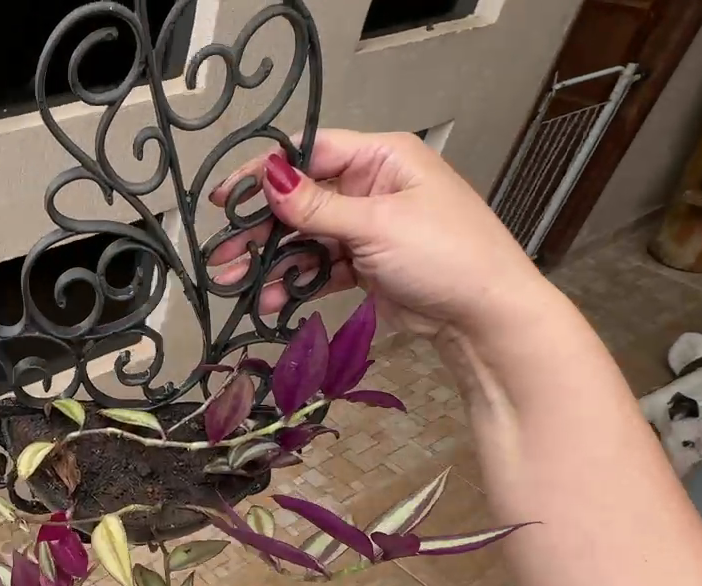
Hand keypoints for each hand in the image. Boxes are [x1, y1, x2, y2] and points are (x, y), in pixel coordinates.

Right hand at [207, 129, 554, 341]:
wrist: (481, 315)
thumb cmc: (444, 254)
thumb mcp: (377, 225)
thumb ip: (317, 206)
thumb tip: (268, 176)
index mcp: (381, 158)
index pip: (310, 153)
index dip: (263, 174)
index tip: (225, 199)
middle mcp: (368, 188)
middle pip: (298, 202)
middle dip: (257, 230)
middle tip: (220, 257)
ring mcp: (363, 229)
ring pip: (302, 240)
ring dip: (267, 263)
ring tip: (232, 285)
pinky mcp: (361, 266)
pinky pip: (316, 270)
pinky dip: (291, 285)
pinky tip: (267, 302)